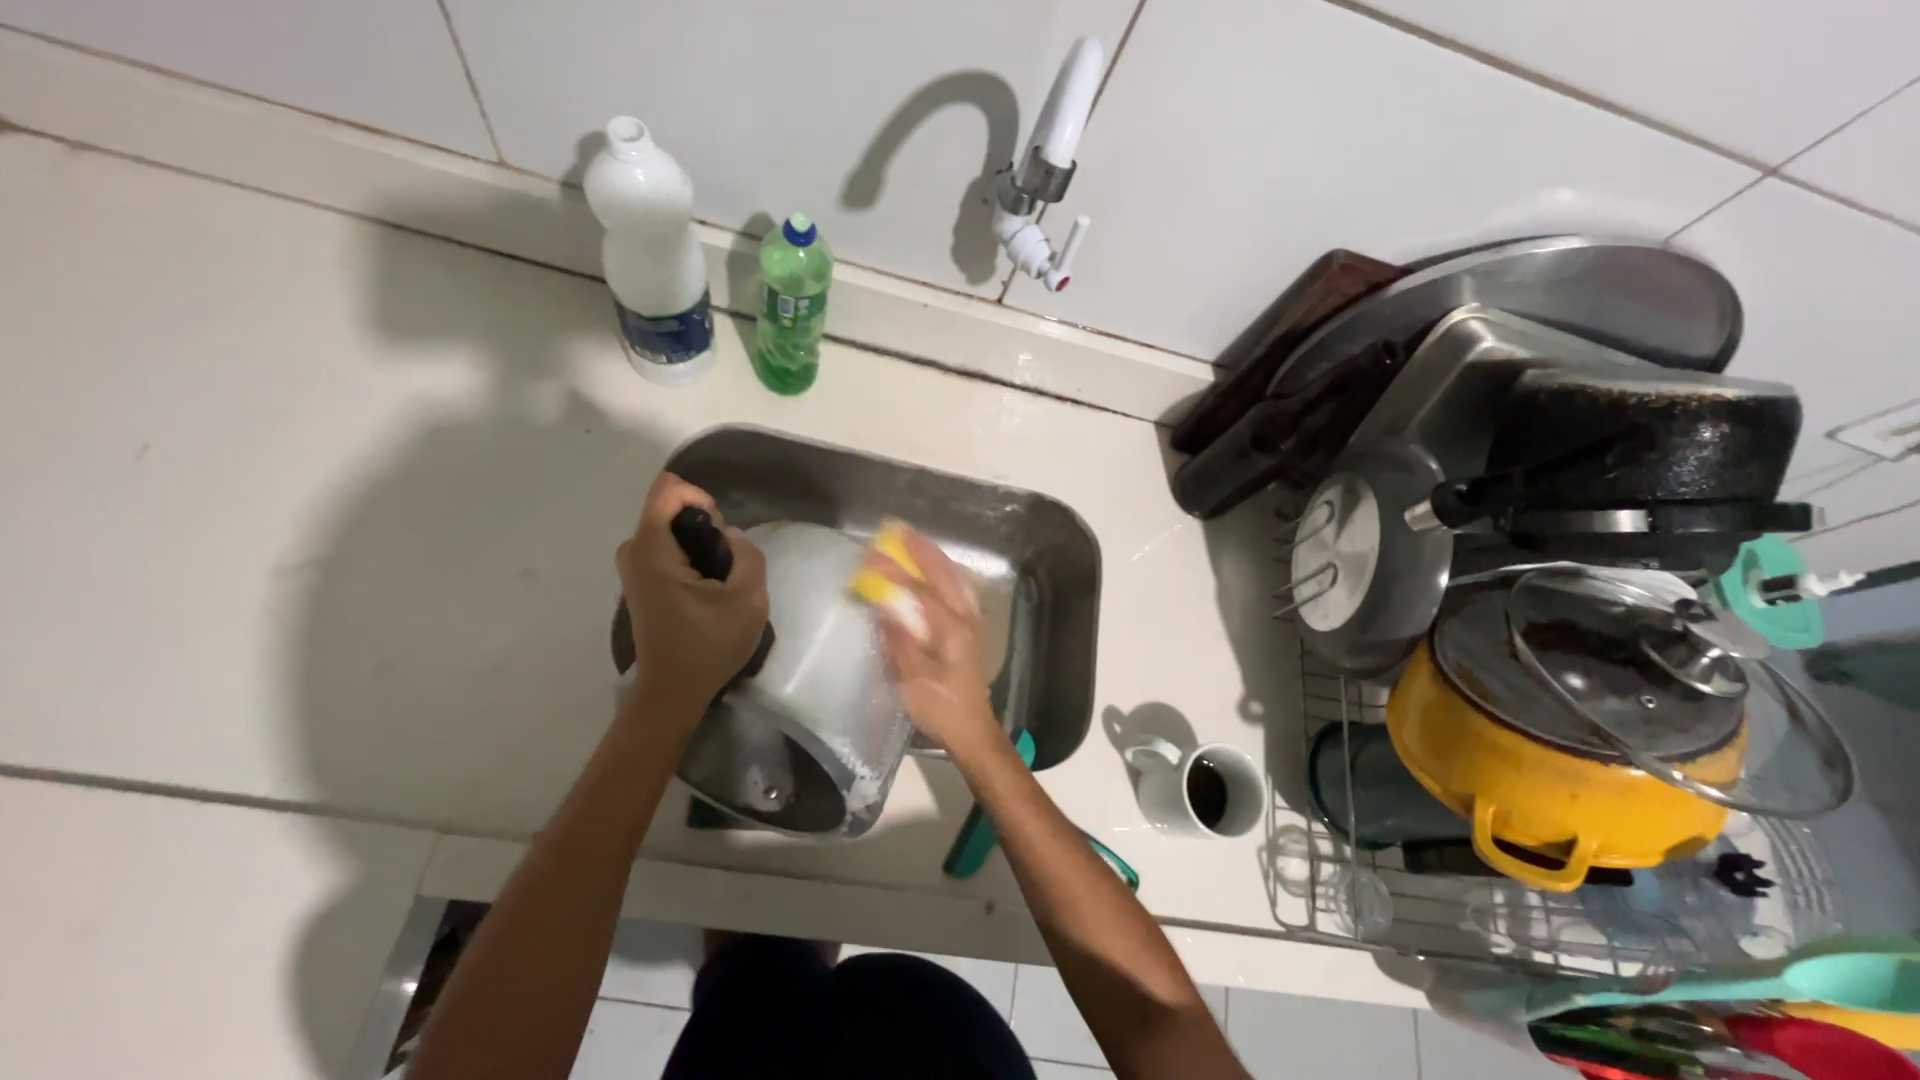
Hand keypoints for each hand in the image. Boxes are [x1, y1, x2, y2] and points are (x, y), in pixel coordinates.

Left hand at [616, 472, 768, 716]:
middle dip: (706, 528)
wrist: (673, 693)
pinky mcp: (641, 583)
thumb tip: (730, 537)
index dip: (702, 500)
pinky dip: (692, 562)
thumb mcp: (748, 598)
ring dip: (702, 547)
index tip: (723, 536)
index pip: (669, 489)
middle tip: (726, 568)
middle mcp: (634, 551)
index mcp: (652, 549)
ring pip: (673, 531)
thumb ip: (747, 554)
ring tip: (719, 585)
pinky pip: (669, 550)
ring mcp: (634, 568)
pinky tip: (707, 594)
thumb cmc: (708, 646)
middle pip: (672, 509)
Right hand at [865, 528, 1001, 755]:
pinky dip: (947, 574)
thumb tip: (884, 604)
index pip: (919, 591)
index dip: (894, 572)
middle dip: (921, 551)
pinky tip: (938, 572)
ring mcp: (973, 623)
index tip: (871, 554)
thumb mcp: (913, 679)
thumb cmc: (941, 708)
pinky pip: (960, 590)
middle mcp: (966, 619)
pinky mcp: (972, 631)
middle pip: (944, 575)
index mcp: (951, 630)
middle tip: (899, 531)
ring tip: (916, 542)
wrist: (972, 731)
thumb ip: (900, 640)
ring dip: (936, 558)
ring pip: (956, 579)